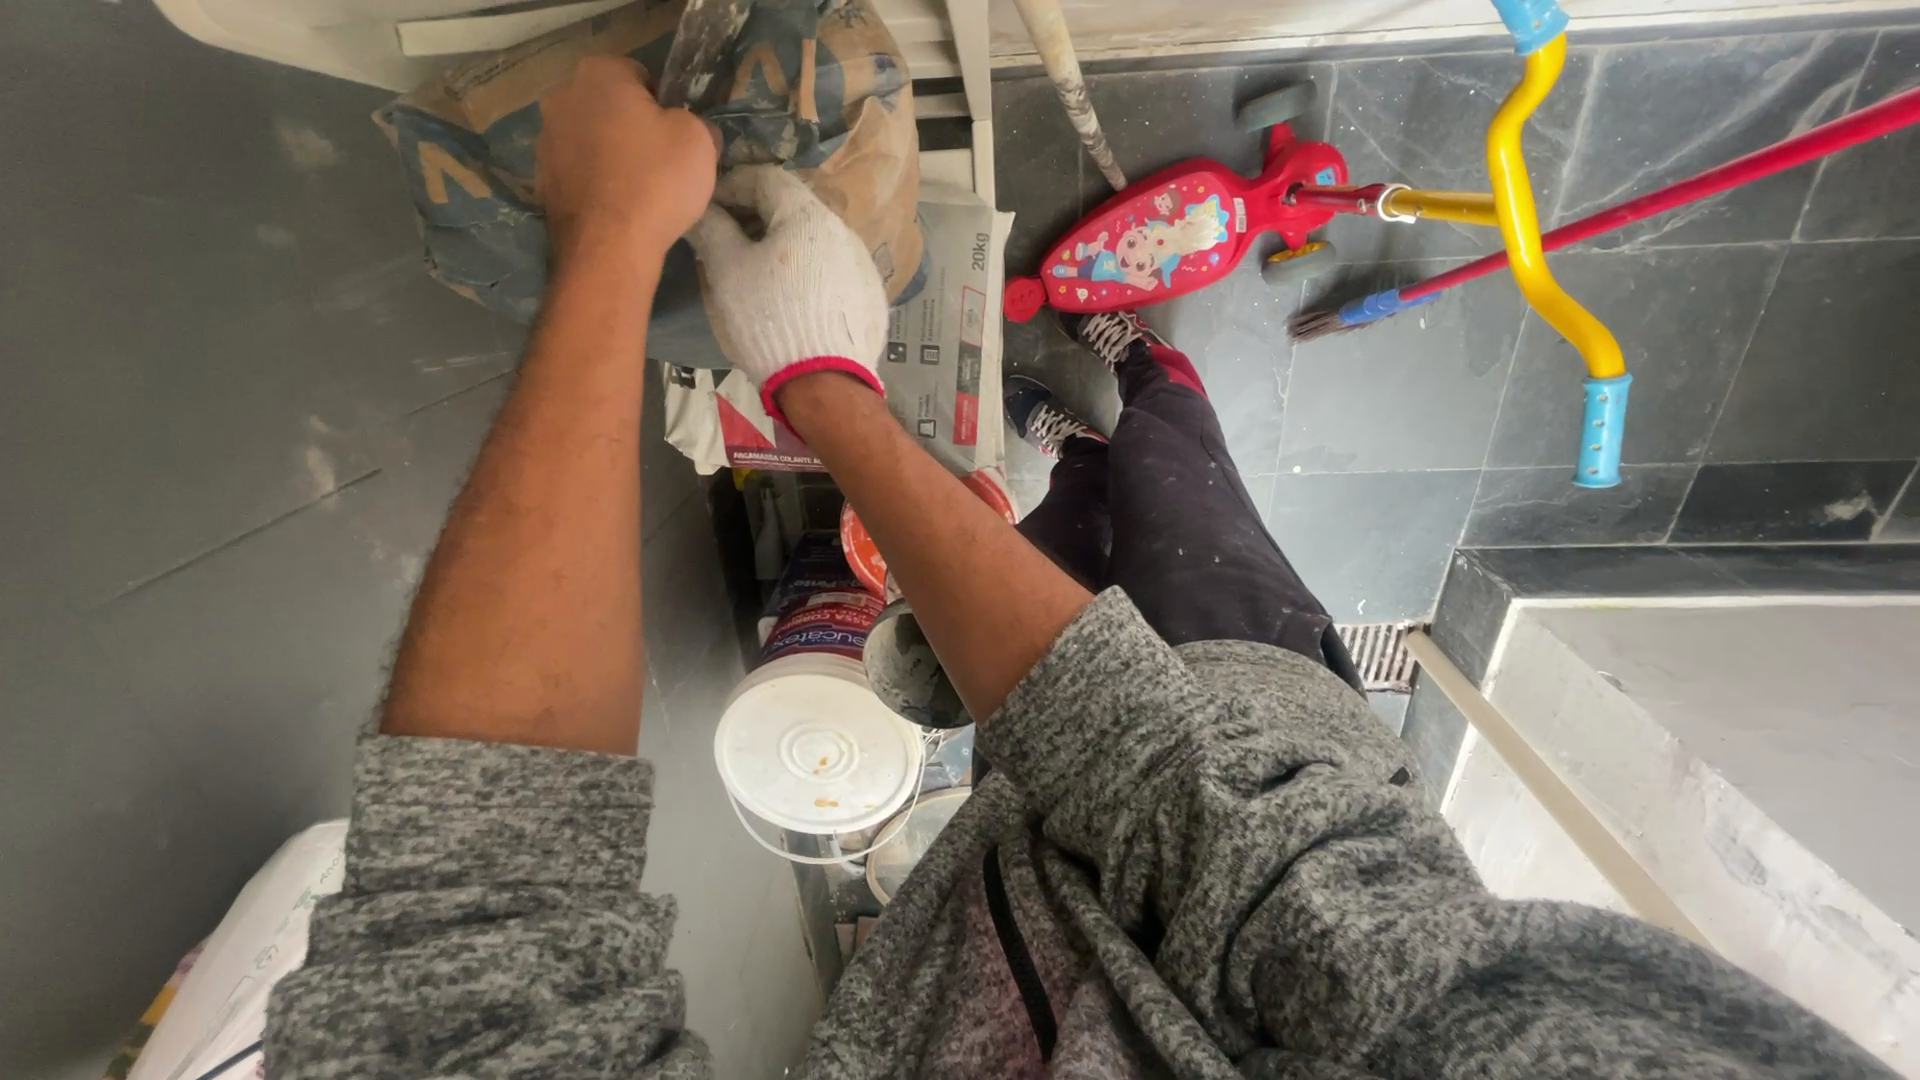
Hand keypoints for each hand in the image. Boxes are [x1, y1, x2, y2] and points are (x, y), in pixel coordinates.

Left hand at [537, 55, 719, 264]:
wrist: (611, 245)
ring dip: (612, 156)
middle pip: (610, 107)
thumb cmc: (657, 181)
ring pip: (591, 140)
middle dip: (633, 128)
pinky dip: (597, 185)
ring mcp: (546, 139)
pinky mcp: (543, 180)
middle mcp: (563, 96)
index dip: (664, 105)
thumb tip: (695, 130)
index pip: (639, 75)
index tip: (677, 137)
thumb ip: (699, 125)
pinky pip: (580, 173)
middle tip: (661, 165)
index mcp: (600, 75)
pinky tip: (618, 209)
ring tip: (639, 192)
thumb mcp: (700, 142)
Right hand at [684, 165, 888, 423]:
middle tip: (730, 241)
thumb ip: (712, 229)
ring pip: (818, 246)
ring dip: (787, 251)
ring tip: (760, 276)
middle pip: (796, 212)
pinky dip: (811, 279)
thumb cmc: (769, 318)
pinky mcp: (872, 303)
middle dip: (759, 220)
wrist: (825, 385)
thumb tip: (703, 209)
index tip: (710, 206)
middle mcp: (846, 234)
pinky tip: (795, 304)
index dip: (732, 186)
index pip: (767, 178)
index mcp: (810, 217)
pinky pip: (835, 277)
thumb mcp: (726, 270)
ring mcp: (864, 270)